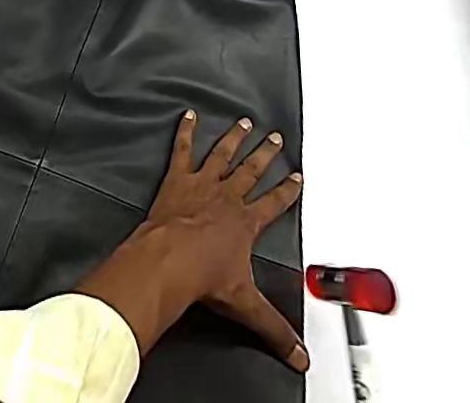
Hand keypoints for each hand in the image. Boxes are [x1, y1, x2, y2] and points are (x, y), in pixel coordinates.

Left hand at [75, 111, 307, 371]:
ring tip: (244, 122)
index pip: (274, 202)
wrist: (171, 260)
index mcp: (245, 221)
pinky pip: (183, 149)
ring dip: (234, 138)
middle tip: (275, 137)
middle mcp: (227, 196)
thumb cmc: (204, 276)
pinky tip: (187, 114)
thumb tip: (298, 354)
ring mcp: (202, 182)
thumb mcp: (246, 304)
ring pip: (223, 154)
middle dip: (265, 154)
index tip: (296, 176)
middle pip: (251, 170)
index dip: (287, 189)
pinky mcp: (178, 177)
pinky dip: (185, 131)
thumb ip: (274, 327)